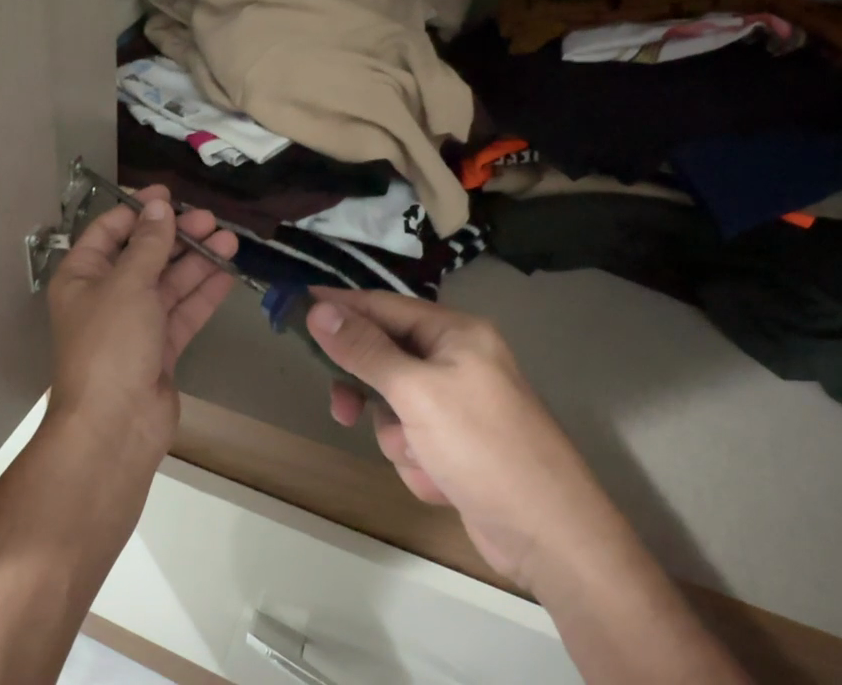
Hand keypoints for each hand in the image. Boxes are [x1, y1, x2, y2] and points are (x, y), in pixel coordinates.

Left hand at [45, 186, 237, 453]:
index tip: (169, 195)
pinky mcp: (159, 350)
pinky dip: (203, 294)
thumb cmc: (110, 345)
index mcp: (82, 277)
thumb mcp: (127, 284)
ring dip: (196, 262)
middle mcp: (105, 297)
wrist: (114, 426)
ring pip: (167, 284)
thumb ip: (148, 244)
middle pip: (143, 256)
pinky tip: (227, 273)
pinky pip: (182, 313)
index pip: (108, 232)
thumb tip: (158, 207)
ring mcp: (134, 325)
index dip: (137, 211)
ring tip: (229, 239)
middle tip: (210, 219)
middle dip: (176, 236)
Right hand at [306, 288, 626, 591]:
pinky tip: (442, 481)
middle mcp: (458, 360)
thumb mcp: (416, 393)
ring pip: (392, 406)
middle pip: (384, 358)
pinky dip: (417, 461)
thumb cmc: (483, 448)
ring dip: (398, 436)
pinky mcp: (458, 445)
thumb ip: (365, 350)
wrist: (549, 534)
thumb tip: (319, 309)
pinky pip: (411, 440)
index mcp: (456, 333)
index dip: (339, 308)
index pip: (382, 306)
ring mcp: (459, 405)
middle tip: (343, 411)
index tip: (293, 307)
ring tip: (423, 458)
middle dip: (370, 392)